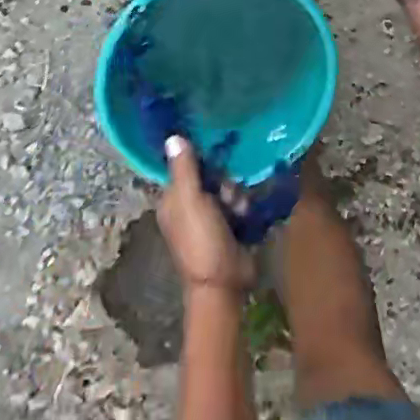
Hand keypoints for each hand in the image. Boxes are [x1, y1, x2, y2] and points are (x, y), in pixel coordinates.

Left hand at [159, 137, 253, 293]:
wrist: (223, 283)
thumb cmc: (202, 240)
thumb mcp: (191, 201)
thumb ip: (184, 169)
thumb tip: (172, 136)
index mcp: (173, 200)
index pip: (186, 166)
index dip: (201, 161)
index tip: (216, 159)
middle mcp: (189, 206)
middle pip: (211, 176)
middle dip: (224, 182)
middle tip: (228, 195)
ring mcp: (210, 218)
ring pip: (229, 189)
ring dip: (237, 196)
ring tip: (239, 210)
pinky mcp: (229, 226)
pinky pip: (239, 203)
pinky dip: (244, 207)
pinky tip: (246, 216)